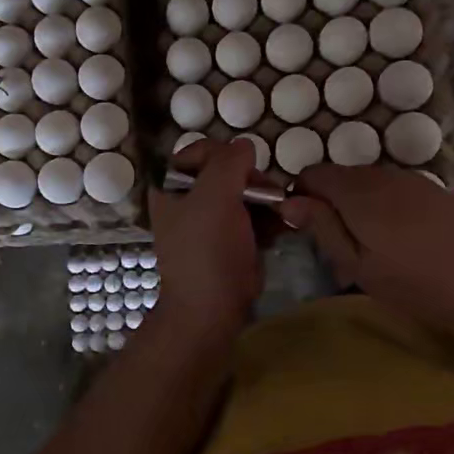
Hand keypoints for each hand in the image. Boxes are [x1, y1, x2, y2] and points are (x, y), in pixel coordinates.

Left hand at [148, 138, 269, 326]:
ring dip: (267, 200)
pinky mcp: (232, 240)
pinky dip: (270, 219)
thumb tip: (245, 145)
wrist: (212, 308)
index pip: (202, 150)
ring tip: (281, 214)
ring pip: (246, 193)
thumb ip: (229, 162)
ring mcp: (212, 221)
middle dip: (253, 181)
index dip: (227, 156)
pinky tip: (282, 226)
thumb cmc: (207, 249)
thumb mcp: (215, 196)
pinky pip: (254, 217)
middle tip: (268, 197)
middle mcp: (189, 200)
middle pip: (229, 170)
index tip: (244, 174)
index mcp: (171, 187)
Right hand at [280, 164, 453, 326]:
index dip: (300, 197)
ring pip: (364, 183)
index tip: (306, 230)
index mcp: (357, 191)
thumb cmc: (419, 282)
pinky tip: (398, 241)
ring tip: (370, 250)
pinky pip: (389, 188)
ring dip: (354, 207)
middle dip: (328, 203)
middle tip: (338, 248)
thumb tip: (288, 201)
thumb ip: (322, 228)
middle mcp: (380, 174)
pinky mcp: (429, 188)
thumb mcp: (359, 266)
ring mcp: (408, 178)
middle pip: (338, 176)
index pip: (311, 173)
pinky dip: (380, 207)